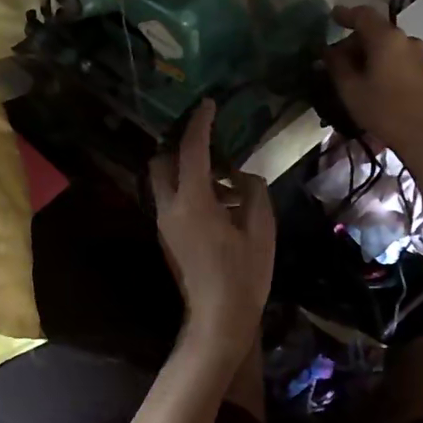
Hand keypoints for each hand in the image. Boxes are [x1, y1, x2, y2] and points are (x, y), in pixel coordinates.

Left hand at [150, 100, 275, 360]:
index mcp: (193, 202)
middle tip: (208, 136)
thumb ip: (253, 193)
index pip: (192, 151)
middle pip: (162, 162)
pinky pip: (171, 198)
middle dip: (180, 143)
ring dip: (185, 167)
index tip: (208, 104)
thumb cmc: (244, 275)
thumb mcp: (261, 229)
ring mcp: (164, 224)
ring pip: (163, 181)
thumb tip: (242, 177)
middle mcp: (170, 208)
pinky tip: (218, 197)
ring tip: (222, 172)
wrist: (218, 319)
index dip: (200, 124)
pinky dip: (188, 187)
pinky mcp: (168, 237)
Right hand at [325, 5, 422, 167]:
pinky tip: (374, 80)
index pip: (363, 15)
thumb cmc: (384, 110)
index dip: (345, 14)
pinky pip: (399, 57)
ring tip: (354, 73)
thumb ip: (336, 64)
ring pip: (388, 45)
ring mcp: (420, 54)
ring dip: (369, 53)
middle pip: (376, 31)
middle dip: (354, 41)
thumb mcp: (351, 89)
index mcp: (386, 38)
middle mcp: (406, 39)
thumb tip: (327, 51)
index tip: (332, 17)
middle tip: (336, 59)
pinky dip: (383, 62)